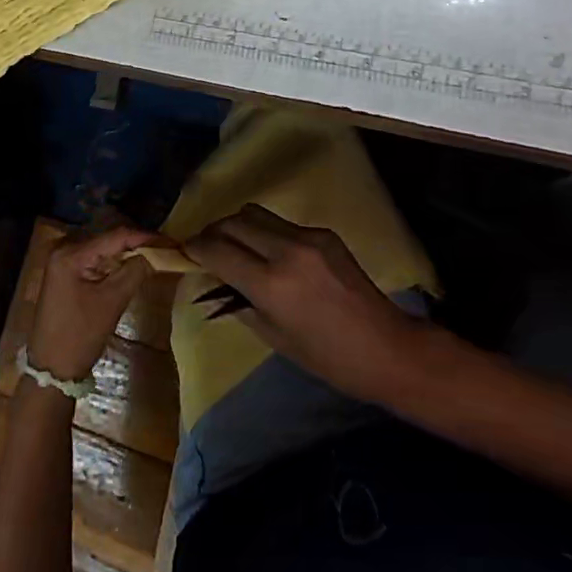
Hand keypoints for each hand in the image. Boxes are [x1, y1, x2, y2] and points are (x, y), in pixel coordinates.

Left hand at [27, 227, 158, 380]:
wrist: (52, 369)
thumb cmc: (80, 335)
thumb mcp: (112, 300)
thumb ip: (137, 270)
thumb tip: (160, 253)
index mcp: (72, 253)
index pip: (117, 236)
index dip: (147, 237)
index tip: (173, 243)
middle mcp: (65, 249)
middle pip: (110, 238)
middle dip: (140, 243)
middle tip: (168, 249)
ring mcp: (64, 261)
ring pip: (105, 248)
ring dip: (129, 252)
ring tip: (157, 255)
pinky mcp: (67, 273)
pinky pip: (97, 260)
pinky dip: (116, 262)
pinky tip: (135, 266)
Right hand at [185, 204, 426, 402]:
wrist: (386, 347)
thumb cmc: (327, 357)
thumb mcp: (275, 337)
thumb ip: (241, 303)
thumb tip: (217, 285)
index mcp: (271, 284)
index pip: (217, 250)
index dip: (195, 248)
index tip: (184, 251)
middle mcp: (287, 251)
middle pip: (234, 222)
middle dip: (213, 231)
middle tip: (206, 247)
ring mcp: (309, 238)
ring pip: (257, 214)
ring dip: (238, 226)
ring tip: (234, 246)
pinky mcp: (325, 234)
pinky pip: (283, 224)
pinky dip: (266, 233)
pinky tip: (270, 255)